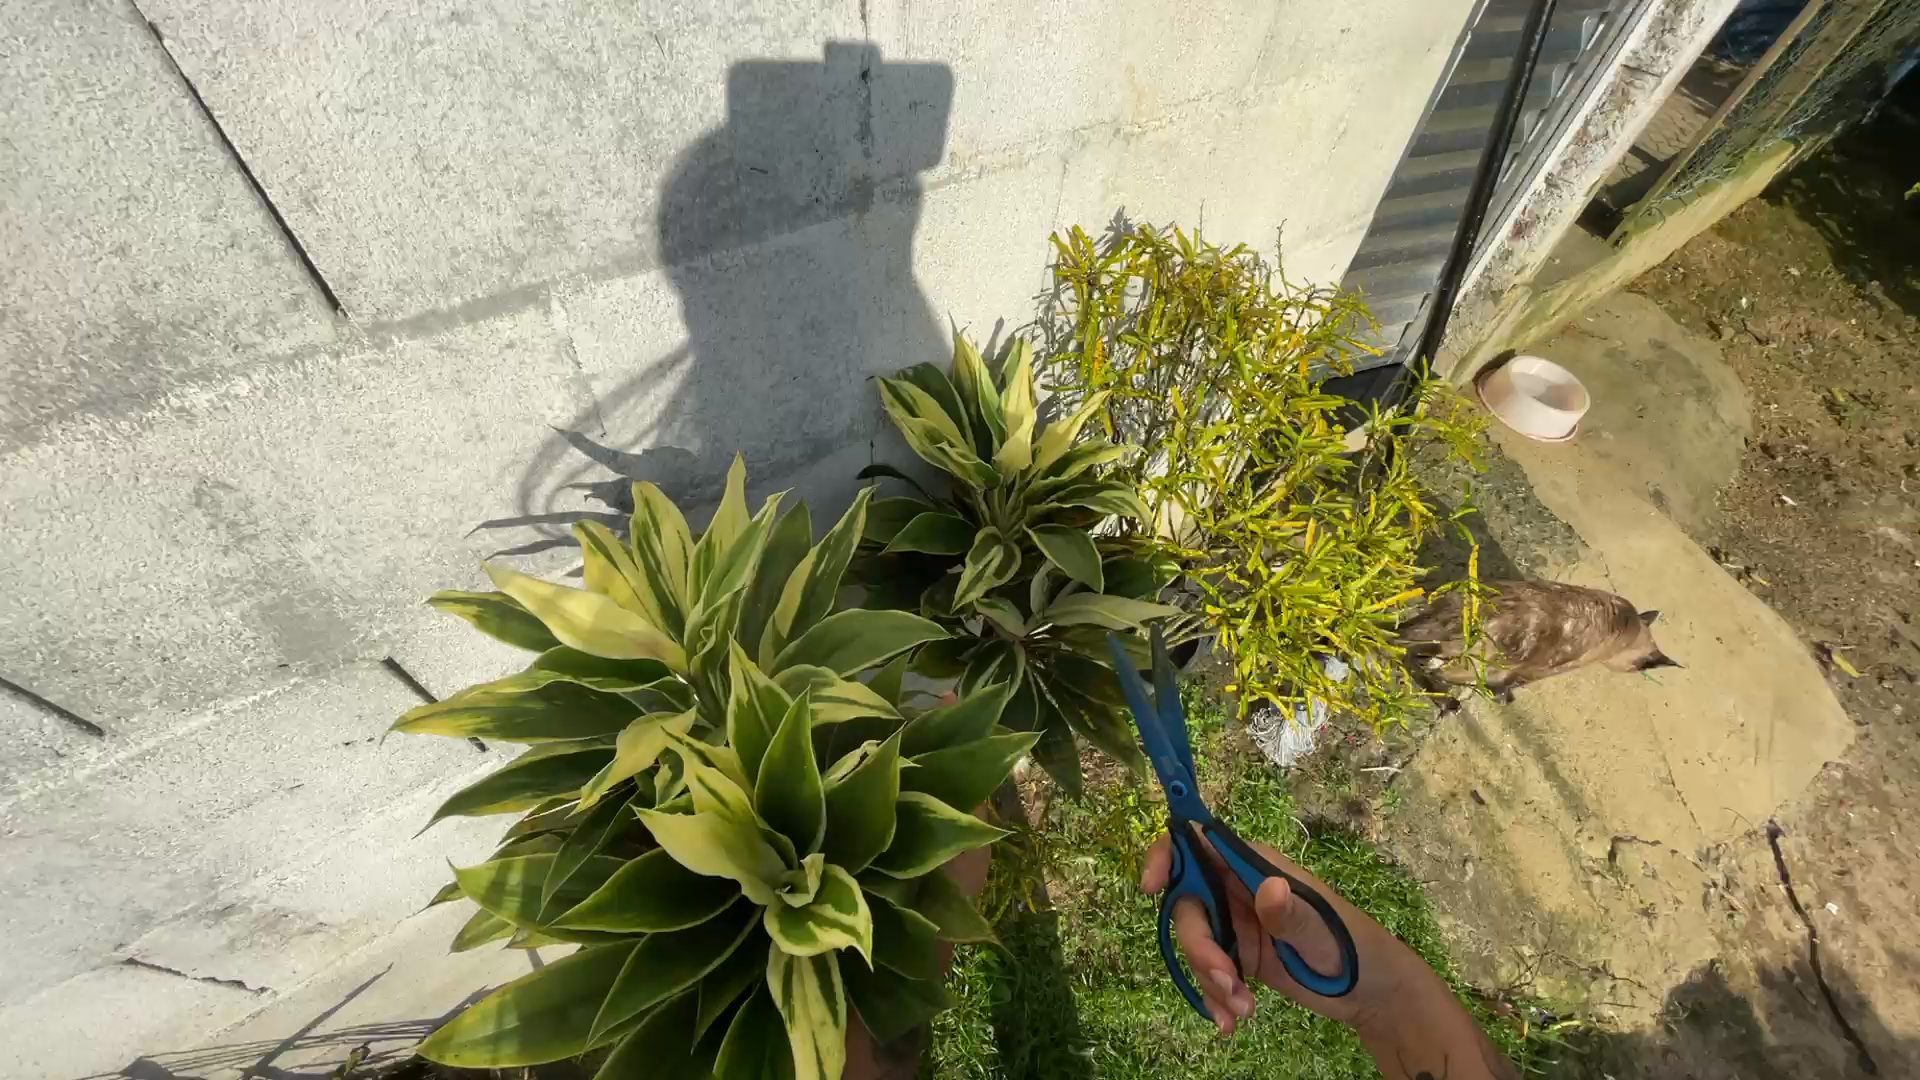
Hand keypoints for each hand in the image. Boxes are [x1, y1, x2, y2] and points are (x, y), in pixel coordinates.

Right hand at [1139, 828, 1420, 1036]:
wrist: (1374, 996)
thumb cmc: (1352, 945)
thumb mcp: (1322, 929)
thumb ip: (1292, 911)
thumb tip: (1267, 887)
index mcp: (1250, 864)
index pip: (1195, 844)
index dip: (1166, 858)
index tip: (1151, 887)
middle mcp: (1234, 888)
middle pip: (1189, 903)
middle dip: (1198, 945)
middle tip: (1225, 980)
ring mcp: (1234, 923)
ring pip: (1195, 941)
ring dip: (1210, 977)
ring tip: (1241, 1010)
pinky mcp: (1237, 956)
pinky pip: (1209, 970)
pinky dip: (1214, 996)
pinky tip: (1232, 1021)